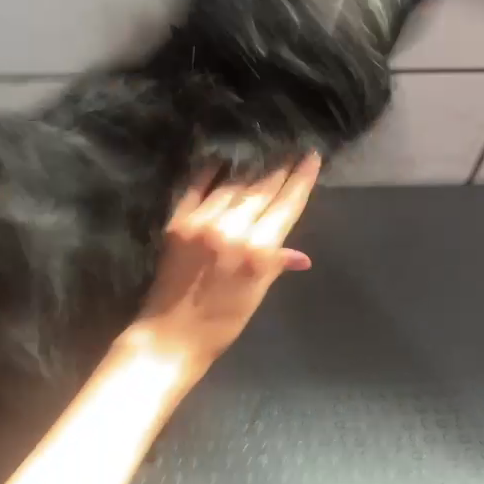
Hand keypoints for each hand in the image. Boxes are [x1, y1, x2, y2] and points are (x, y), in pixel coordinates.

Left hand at [128, 155, 320, 369]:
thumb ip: (275, 264)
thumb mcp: (257, 294)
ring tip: (261, 154)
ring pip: (233, 185)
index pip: (286, 205)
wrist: (172, 335)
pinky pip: (197, 188)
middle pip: (262, 189)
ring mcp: (203, 223)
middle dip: (279, 168)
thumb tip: (299, 256)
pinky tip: (220, 160)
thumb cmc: (222, 323)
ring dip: (249, 168)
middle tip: (290, 149)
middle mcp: (233, 230)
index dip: (301, 178)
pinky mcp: (178, 223)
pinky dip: (210, 173)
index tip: (312, 156)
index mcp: (259, 251)